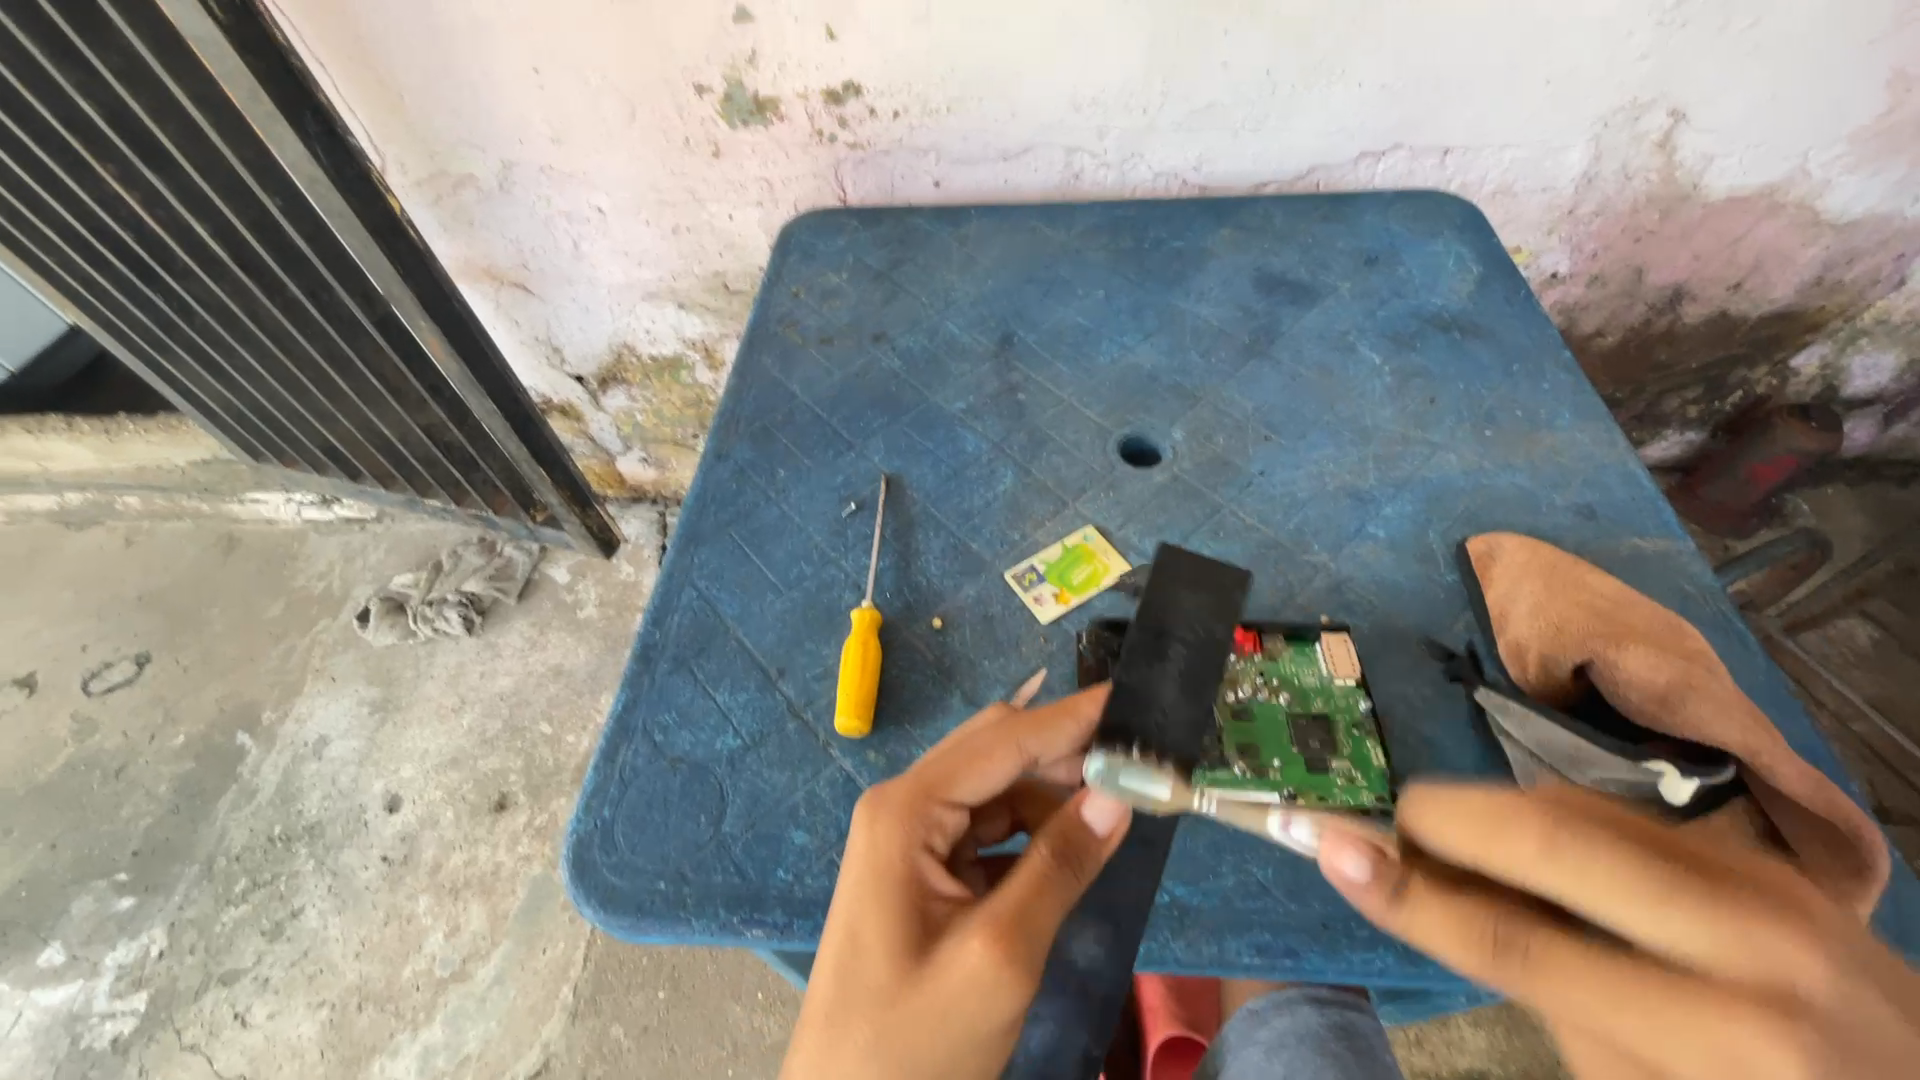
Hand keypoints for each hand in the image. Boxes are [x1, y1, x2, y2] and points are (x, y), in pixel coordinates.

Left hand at [781, 683, 1132, 1079]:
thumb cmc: (912, 1045)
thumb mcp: (1000, 957)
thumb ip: (1060, 867)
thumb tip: (1115, 794)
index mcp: (906, 809)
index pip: (1003, 739)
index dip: (1071, 717)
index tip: (1132, 698)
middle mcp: (903, 807)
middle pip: (995, 754)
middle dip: (1065, 754)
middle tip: (1138, 764)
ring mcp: (908, 840)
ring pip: (995, 792)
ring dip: (1052, 799)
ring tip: (1116, 812)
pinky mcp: (921, 873)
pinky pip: (986, 832)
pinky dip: (1031, 836)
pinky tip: (1072, 851)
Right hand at [1312, 782, 1919, 1078]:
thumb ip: (1533, 979)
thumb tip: (1425, 888)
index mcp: (1720, 1039)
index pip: (1518, 944)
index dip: (1409, 892)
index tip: (1330, 845)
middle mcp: (1753, 944)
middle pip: (1551, 836)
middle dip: (1448, 816)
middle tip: (1392, 826)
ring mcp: (1769, 883)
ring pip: (1579, 806)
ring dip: (1490, 812)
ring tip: (1451, 840)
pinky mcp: (1764, 853)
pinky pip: (1618, 812)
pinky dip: (1543, 815)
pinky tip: (1526, 846)